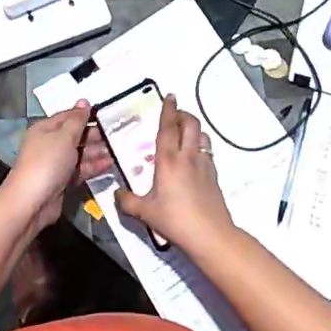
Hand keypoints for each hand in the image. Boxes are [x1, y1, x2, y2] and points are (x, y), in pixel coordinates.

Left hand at [0, 102, 114, 236]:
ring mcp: (56, 164)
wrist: (31, 202)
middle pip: (76, 135)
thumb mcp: (64, 137)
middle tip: (120, 134)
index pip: (69, 117)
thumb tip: (84, 101)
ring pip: (80, 153)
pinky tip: (111, 164)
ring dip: (98, 151)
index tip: (110, 114)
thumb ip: (77, 120)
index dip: (87, 114)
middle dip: (96, 135)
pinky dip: (94, 167)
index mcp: (46, 129)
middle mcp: (50, 144)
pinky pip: (81, 170)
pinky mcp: (63, 181)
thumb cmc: (47, 162)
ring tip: (120, 149)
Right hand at [114, 97, 233, 250]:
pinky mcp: (214, 176)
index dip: (168, 109)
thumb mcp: (144, 212)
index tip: (170, 96)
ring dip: (194, 128)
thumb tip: (116, 194)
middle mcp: (188, 156)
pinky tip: (193, 158)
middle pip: (191, 124)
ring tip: (184, 133)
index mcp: (169, 160)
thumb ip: (127, 201)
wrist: (210, 235)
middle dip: (183, 114)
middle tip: (174, 114)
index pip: (168, 127)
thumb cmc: (175, 219)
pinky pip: (207, 152)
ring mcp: (204, 165)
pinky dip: (200, 146)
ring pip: (202, 136)